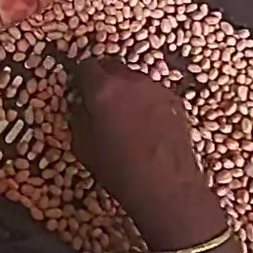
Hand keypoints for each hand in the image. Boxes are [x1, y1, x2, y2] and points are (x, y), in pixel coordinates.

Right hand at [70, 58, 229, 250]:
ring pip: (133, 79)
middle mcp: (131, 81)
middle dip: (102, 79)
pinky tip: (145, 124)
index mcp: (103, 89)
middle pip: (111, 66)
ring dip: (125, 90)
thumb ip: (78, 118)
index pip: (85, 66)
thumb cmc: (119, 170)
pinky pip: (152, 92)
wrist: (166, 186)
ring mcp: (156, 88)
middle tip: (98, 101)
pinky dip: (145, 101)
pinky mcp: (174, 100)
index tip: (79, 90)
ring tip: (124, 116)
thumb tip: (80, 106)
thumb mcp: (83, 147)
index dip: (80, 78)